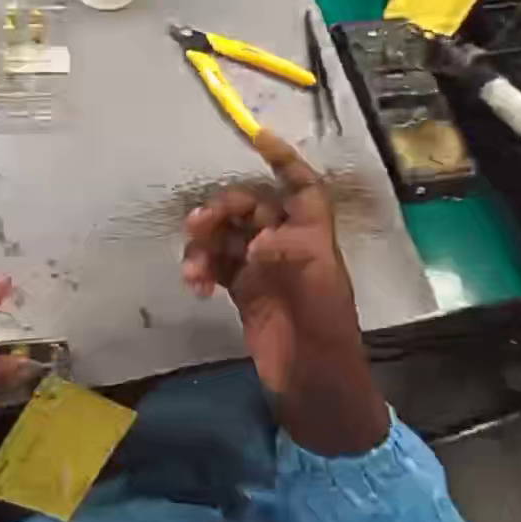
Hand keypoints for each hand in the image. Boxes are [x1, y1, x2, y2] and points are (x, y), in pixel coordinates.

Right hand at [180, 129, 387, 454]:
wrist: (313, 383)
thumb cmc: (327, 333)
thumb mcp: (320, 288)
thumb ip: (292, 254)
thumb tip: (254, 241)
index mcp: (312, 237)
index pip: (301, 187)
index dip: (284, 160)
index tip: (257, 138)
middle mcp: (285, 246)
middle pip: (249, 209)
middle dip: (222, 210)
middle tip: (199, 224)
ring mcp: (260, 267)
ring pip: (225, 237)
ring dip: (204, 245)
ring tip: (193, 269)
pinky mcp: (241, 290)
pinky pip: (214, 265)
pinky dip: (200, 269)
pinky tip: (196, 286)